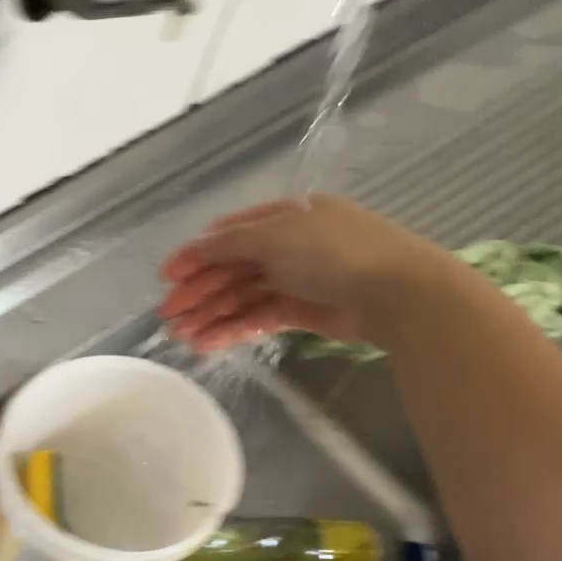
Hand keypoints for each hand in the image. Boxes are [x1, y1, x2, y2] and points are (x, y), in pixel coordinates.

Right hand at [159, 194, 466, 351]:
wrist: (394, 292)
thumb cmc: (334, 252)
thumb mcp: (276, 236)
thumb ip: (229, 243)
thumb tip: (195, 248)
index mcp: (286, 217)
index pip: (229, 235)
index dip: (195, 256)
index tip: (167, 278)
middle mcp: (288, 246)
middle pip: (230, 269)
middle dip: (197, 292)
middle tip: (168, 315)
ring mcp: (294, 279)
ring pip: (240, 297)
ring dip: (209, 315)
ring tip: (182, 336)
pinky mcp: (300, 311)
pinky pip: (256, 318)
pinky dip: (230, 330)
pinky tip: (207, 343)